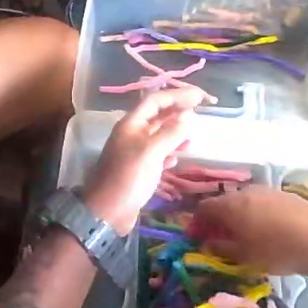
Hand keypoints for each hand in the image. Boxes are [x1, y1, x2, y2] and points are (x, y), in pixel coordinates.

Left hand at [82, 87, 205, 232]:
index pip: (156, 100)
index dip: (178, 95)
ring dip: (175, 134)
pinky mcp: (137, 169)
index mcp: (131, 124)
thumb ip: (171, 132)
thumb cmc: (128, 177)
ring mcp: (134, 152)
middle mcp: (131, 134)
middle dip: (178, 113)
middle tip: (200, 113)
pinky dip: (168, 153)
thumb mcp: (152, 151)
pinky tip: (176, 159)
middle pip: (157, 116)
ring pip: (158, 135)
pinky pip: (156, 154)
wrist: (107, 212)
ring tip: (192, 140)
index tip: (200, 96)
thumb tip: (189, 114)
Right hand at [190, 189, 307, 276]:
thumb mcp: (244, 256)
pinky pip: (262, 202)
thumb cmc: (276, 251)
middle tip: (220, 237)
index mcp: (231, 205)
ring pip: (244, 200)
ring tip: (245, 233)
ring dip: (238, 214)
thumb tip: (207, 242)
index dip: (197, 222)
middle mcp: (246, 192)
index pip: (203, 207)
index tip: (198, 237)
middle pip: (223, 202)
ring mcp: (267, 191)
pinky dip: (257, 212)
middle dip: (218, 218)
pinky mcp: (285, 194)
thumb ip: (221, 247)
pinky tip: (267, 228)